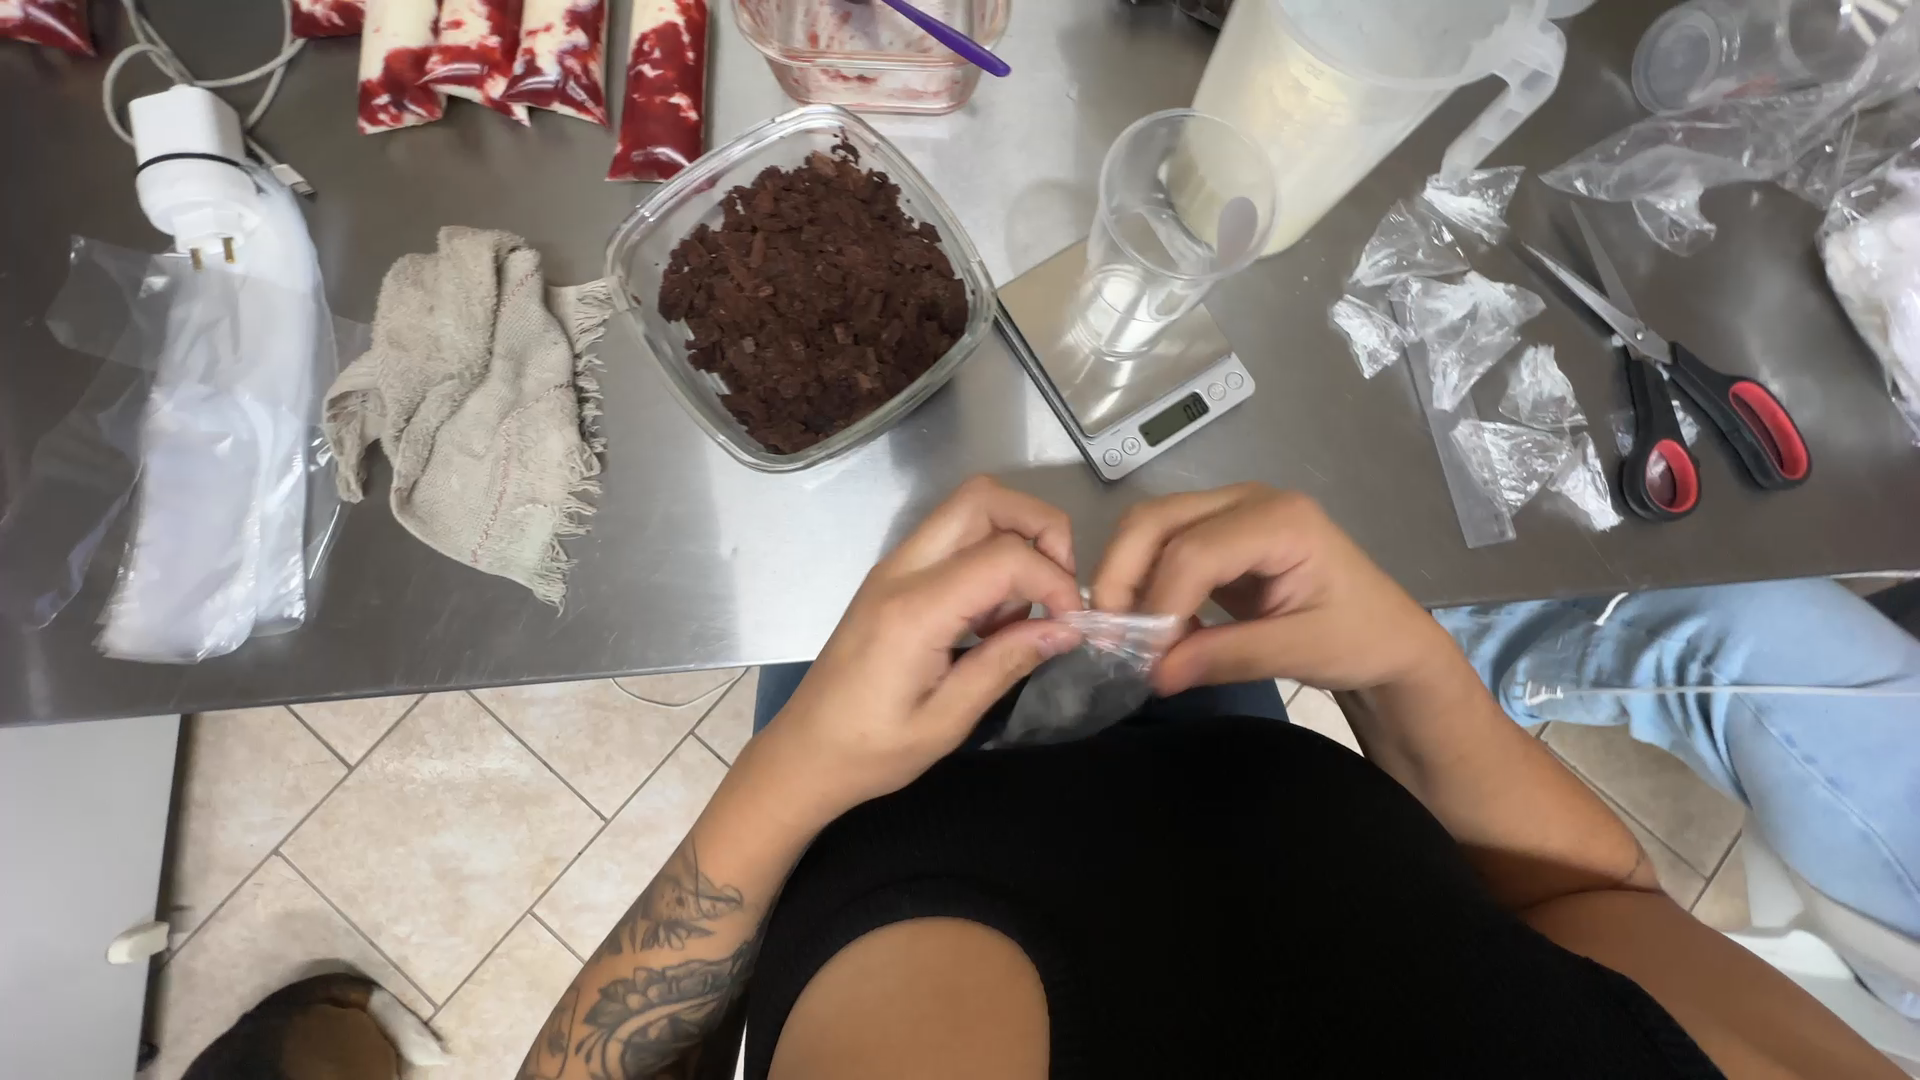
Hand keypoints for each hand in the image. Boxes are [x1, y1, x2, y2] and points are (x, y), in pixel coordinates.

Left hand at [754, 477, 1085, 817]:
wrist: (804, 753)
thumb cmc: (871, 750)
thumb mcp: (947, 720)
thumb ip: (1007, 663)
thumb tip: (1067, 628)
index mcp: (915, 609)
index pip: (1004, 555)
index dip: (1054, 580)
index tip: (1071, 624)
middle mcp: (902, 570)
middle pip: (983, 498)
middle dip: (1040, 527)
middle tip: (1058, 587)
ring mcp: (894, 568)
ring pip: (969, 509)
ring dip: (1015, 540)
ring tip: (1020, 612)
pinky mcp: (894, 578)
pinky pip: (954, 539)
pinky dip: (990, 557)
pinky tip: (990, 618)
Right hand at [1091, 484, 1450, 695]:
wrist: (1390, 639)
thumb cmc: (1363, 640)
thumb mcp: (1303, 652)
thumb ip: (1227, 657)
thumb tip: (1153, 672)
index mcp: (1280, 520)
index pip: (1193, 550)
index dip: (1160, 603)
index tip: (1145, 657)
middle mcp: (1245, 501)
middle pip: (1154, 519)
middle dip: (1120, 575)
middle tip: (1111, 635)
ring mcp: (1227, 513)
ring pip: (1147, 527)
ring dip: (1125, 577)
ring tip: (1128, 631)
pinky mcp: (1215, 534)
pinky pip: (1159, 546)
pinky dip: (1142, 582)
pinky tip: (1152, 624)